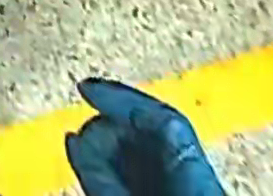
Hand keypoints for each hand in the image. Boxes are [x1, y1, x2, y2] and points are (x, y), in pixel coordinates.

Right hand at [65, 78, 225, 195]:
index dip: (120, 95)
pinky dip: (116, 176)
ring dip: (108, 157)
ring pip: (143, 158)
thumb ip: (102, 176)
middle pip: (149, 135)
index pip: (161, 118)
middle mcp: (197, 183)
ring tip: (91, 175)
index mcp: (198, 179)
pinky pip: (144, 179)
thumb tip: (74, 138)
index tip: (83, 87)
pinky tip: (100, 183)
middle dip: (107, 133)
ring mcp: (188, 193)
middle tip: (82, 149)